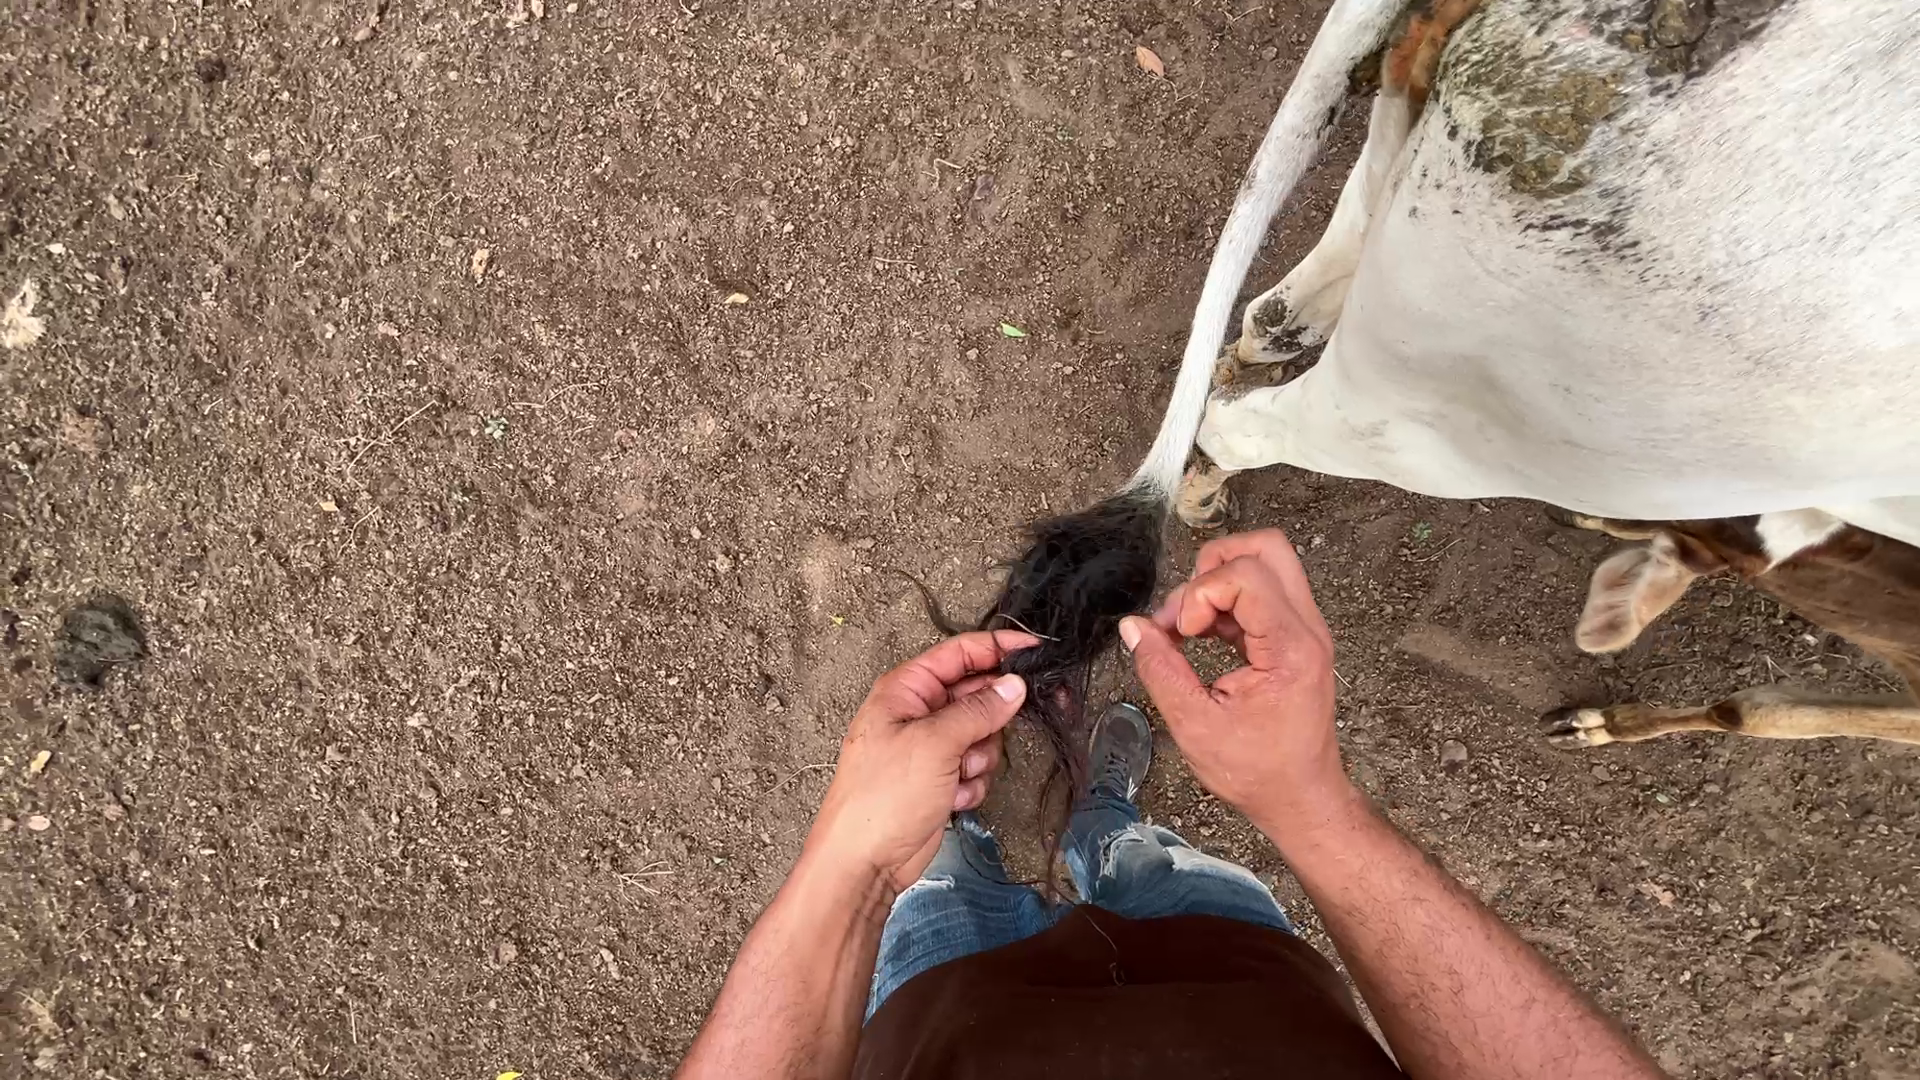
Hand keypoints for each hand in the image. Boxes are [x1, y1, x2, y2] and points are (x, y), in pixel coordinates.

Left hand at [806, 630, 1034, 893]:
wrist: (864, 863)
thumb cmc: (883, 796)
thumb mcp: (935, 743)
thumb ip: (979, 710)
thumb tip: (1015, 685)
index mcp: (907, 688)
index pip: (960, 653)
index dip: (998, 648)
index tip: (1036, 648)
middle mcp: (918, 711)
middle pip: (976, 694)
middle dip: (989, 719)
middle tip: (993, 734)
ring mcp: (930, 745)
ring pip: (983, 733)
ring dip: (979, 757)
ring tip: (956, 775)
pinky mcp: (940, 777)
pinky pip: (976, 765)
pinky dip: (971, 782)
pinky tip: (951, 798)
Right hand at [1118, 529, 1357, 843]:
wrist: (1302, 799)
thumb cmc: (1256, 771)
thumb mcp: (1193, 725)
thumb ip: (1159, 668)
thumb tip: (1132, 626)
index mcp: (1291, 649)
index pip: (1244, 574)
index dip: (1198, 593)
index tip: (1179, 633)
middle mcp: (1307, 628)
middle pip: (1265, 548)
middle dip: (1211, 567)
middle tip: (1187, 611)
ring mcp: (1304, 628)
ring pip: (1263, 561)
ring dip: (1215, 583)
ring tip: (1188, 627)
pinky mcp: (1293, 635)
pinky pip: (1258, 589)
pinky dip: (1222, 600)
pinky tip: (1198, 634)